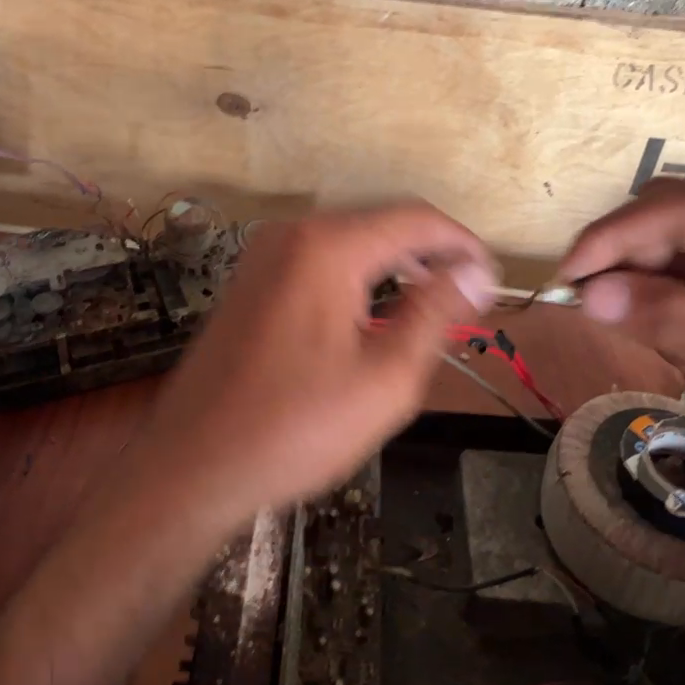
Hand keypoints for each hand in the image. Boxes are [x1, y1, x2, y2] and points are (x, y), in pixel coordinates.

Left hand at [143, 204, 497, 522]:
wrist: (193, 464)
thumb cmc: (295, 427)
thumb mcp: (386, 377)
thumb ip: (435, 313)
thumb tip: (475, 273)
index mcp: (327, 247)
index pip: (416, 219)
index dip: (462, 245)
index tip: (491, 280)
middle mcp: (291, 234)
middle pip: (381, 224)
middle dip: (429, 255)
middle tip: (466, 301)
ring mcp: (263, 254)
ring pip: (349, 241)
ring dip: (394, 266)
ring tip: (428, 309)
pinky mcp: (250, 280)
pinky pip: (317, 261)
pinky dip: (356, 277)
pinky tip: (371, 315)